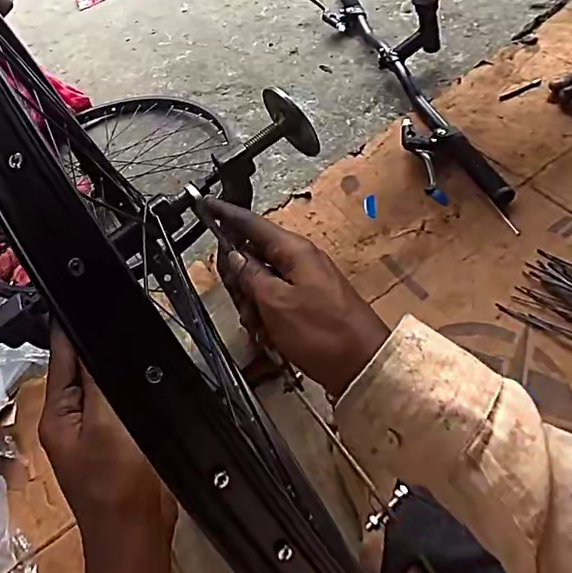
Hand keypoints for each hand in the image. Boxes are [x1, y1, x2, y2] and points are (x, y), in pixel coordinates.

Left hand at [39, 327, 175, 543]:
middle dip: (94, 341)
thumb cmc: (118, 486)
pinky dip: (123, 385)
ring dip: (111, 363)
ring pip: (98, 382)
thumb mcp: (106, 424)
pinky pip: (114, 400)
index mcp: (55, 412)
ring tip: (127, 333)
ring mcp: (89, 429)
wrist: (138, 538)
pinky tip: (138, 371)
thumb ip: (97, 380)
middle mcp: (67, 417)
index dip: (73, 325)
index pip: (61, 355)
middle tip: (113, 310)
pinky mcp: (112, 439)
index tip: (85, 294)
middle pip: (78, 366)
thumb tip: (89, 338)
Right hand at [206, 199, 389, 394]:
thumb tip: (233, 256)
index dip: (225, 214)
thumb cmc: (324, 333)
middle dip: (239, 277)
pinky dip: (267, 311)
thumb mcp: (275, 302)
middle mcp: (300, 259)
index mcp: (293, 250)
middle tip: (239, 298)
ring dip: (252, 300)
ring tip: (258, 323)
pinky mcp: (309, 300)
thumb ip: (249, 275)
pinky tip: (268, 331)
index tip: (206, 204)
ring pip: (262, 278)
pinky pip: (276, 296)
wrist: (365, 368)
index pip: (251, 222)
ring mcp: (306, 280)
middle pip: (254, 252)